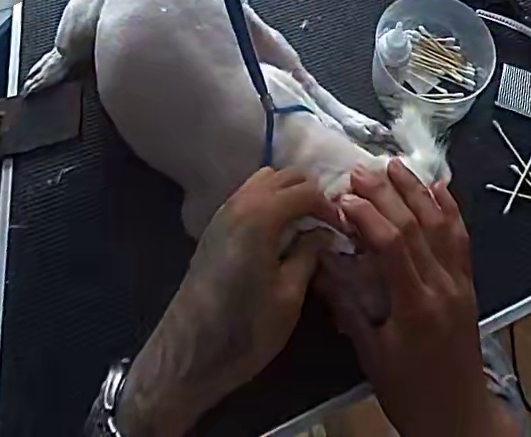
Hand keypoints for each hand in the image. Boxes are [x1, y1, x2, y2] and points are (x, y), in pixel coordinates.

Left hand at [116, 167, 340, 436]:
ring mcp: (225, 210)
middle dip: (310, 193)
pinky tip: (278, 230)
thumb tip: (323, 233)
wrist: (189, 353)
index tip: (341, 228)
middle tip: (325, 223)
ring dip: (287, 192)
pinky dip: (269, 199)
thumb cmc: (244, 329)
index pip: (306, 191)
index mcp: (261, 216)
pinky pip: (249, 193)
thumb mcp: (288, 295)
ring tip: (302, 223)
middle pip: (285, 176)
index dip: (328, 207)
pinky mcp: (216, 224)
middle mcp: (242, 202)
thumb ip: (309, 253)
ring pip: (265, 179)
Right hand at [323, 160, 520, 436]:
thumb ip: (348, 305)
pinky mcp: (470, 283)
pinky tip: (439, 187)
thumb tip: (322, 263)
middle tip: (360, 172)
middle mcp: (443, 286)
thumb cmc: (408, 393)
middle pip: (415, 225)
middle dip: (386, 193)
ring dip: (417, 190)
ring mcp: (460, 281)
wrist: (460, 421)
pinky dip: (451, 208)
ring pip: (441, 223)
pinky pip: (462, 237)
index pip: (392, 244)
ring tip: (395, 165)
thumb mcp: (370, 354)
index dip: (367, 214)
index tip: (343, 198)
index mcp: (416, 306)